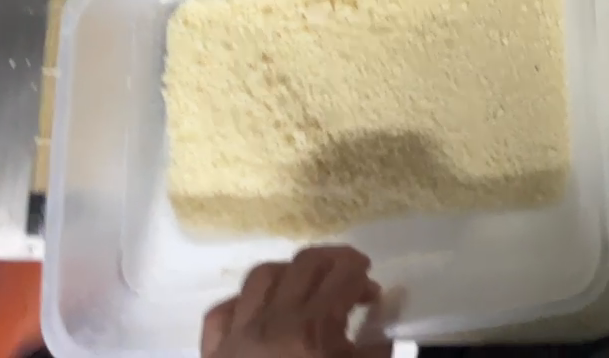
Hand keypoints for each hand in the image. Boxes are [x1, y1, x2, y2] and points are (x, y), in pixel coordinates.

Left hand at [201, 246, 384, 357]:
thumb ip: (378, 356)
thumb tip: (396, 336)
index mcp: (312, 330)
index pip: (345, 276)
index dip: (363, 278)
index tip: (373, 295)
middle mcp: (274, 321)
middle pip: (308, 262)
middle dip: (335, 259)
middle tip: (351, 275)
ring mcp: (238, 336)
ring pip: (263, 275)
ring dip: (290, 271)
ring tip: (307, 285)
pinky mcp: (211, 356)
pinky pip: (222, 312)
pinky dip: (242, 304)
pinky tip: (258, 312)